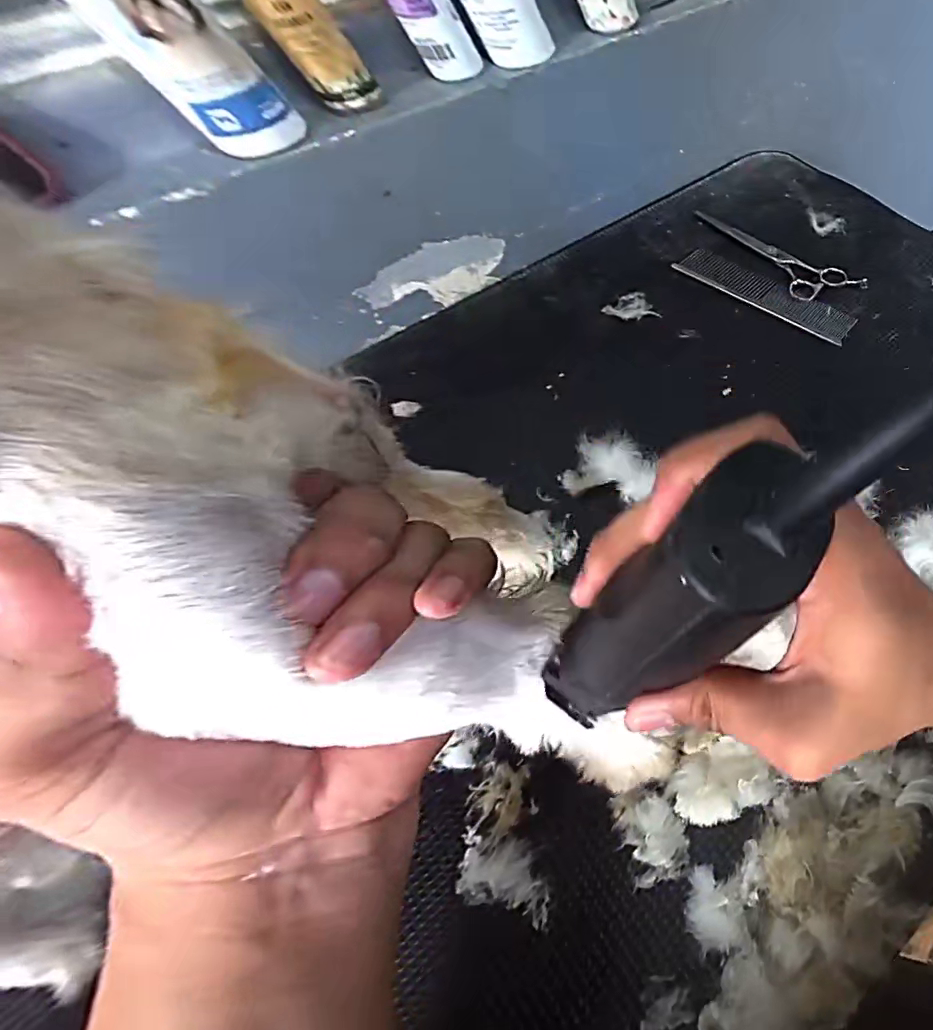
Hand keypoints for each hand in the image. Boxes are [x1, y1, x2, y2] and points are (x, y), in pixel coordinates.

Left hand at [0, 475, 496, 884]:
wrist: (284, 845)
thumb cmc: (165, 795)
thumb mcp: (54, 750)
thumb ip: (34, 662)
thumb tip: (6, 546)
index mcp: (237, 575)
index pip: (278, 493)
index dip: (288, 494)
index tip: (272, 530)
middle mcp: (329, 572)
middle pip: (366, 504)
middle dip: (345, 547)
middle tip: (307, 611)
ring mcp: (396, 593)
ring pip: (423, 534)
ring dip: (393, 586)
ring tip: (352, 661)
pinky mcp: (452, 623)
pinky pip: (479, 562)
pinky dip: (464, 574)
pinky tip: (440, 610)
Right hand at [573, 415, 932, 780]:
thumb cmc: (887, 692)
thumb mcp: (803, 724)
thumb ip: (722, 710)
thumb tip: (640, 706)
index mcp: (822, 545)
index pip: (752, 465)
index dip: (687, 477)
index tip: (647, 534)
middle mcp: (818, 514)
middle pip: (725, 465)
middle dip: (655, 504)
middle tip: (610, 571)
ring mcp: (817, 513)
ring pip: (732, 477)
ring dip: (674, 506)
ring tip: (628, 564)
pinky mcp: (813, 526)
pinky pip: (747, 501)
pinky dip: (702, 517)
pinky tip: (672, 556)